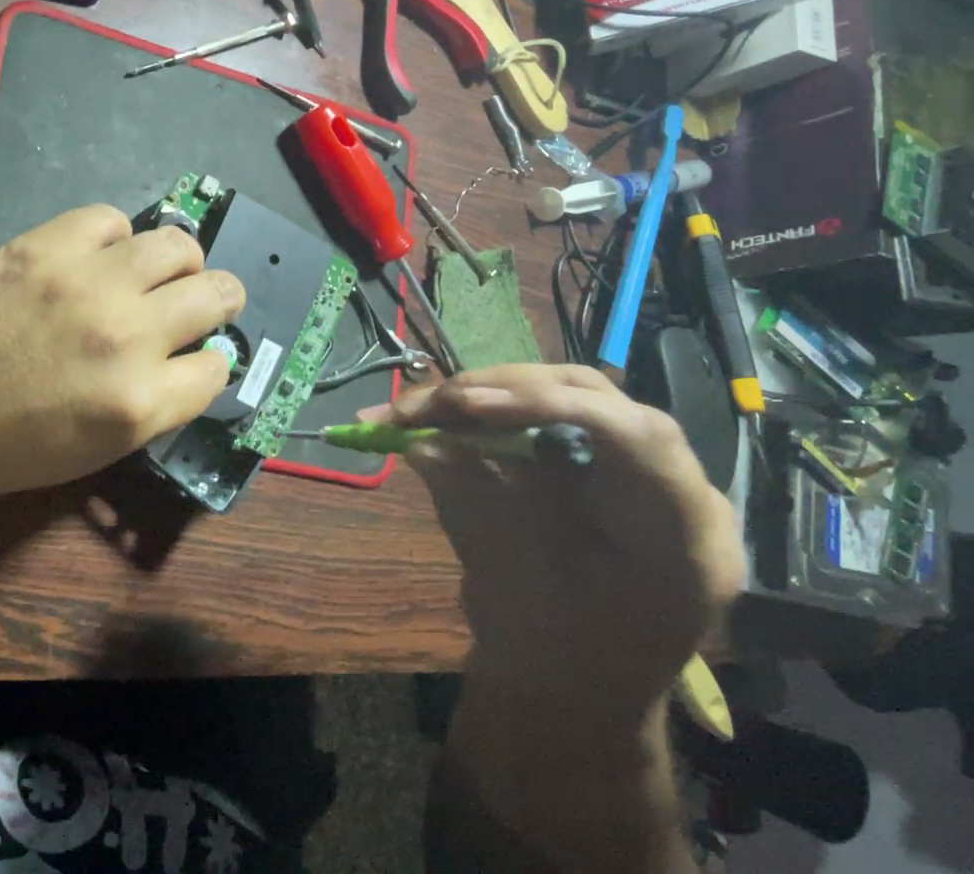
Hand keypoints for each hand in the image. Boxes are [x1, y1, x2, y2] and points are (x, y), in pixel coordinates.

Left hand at [0, 204, 244, 513]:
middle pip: (216, 294)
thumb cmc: (4, 448)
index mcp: (140, 401)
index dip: (206, 363)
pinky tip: (96, 256)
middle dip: (216, 301)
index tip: (188, 358)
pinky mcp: (44, 247)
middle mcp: (127, 335)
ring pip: (176, 245)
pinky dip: (114, 237)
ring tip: (152, 272)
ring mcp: (86, 283)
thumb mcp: (95, 451)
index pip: (217, 368)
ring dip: (177, 261)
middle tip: (194, 303)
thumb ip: (152, 404)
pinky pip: (109, 218)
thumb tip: (186, 360)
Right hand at [375, 365, 744, 717]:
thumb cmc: (555, 659)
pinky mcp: (586, 466)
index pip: (633, 436)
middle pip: (589, 397)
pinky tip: (425, 420)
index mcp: (681, 531)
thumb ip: (476, 508)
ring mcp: (626, 470)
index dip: (546, 407)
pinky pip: (532, 419)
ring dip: (475, 396)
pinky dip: (474, 415)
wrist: (570, 692)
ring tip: (401, 411)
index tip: (464, 406)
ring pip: (555, 396)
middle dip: (496, 390)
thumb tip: (424, 444)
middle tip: (417, 406)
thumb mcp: (515, 589)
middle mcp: (665, 484)